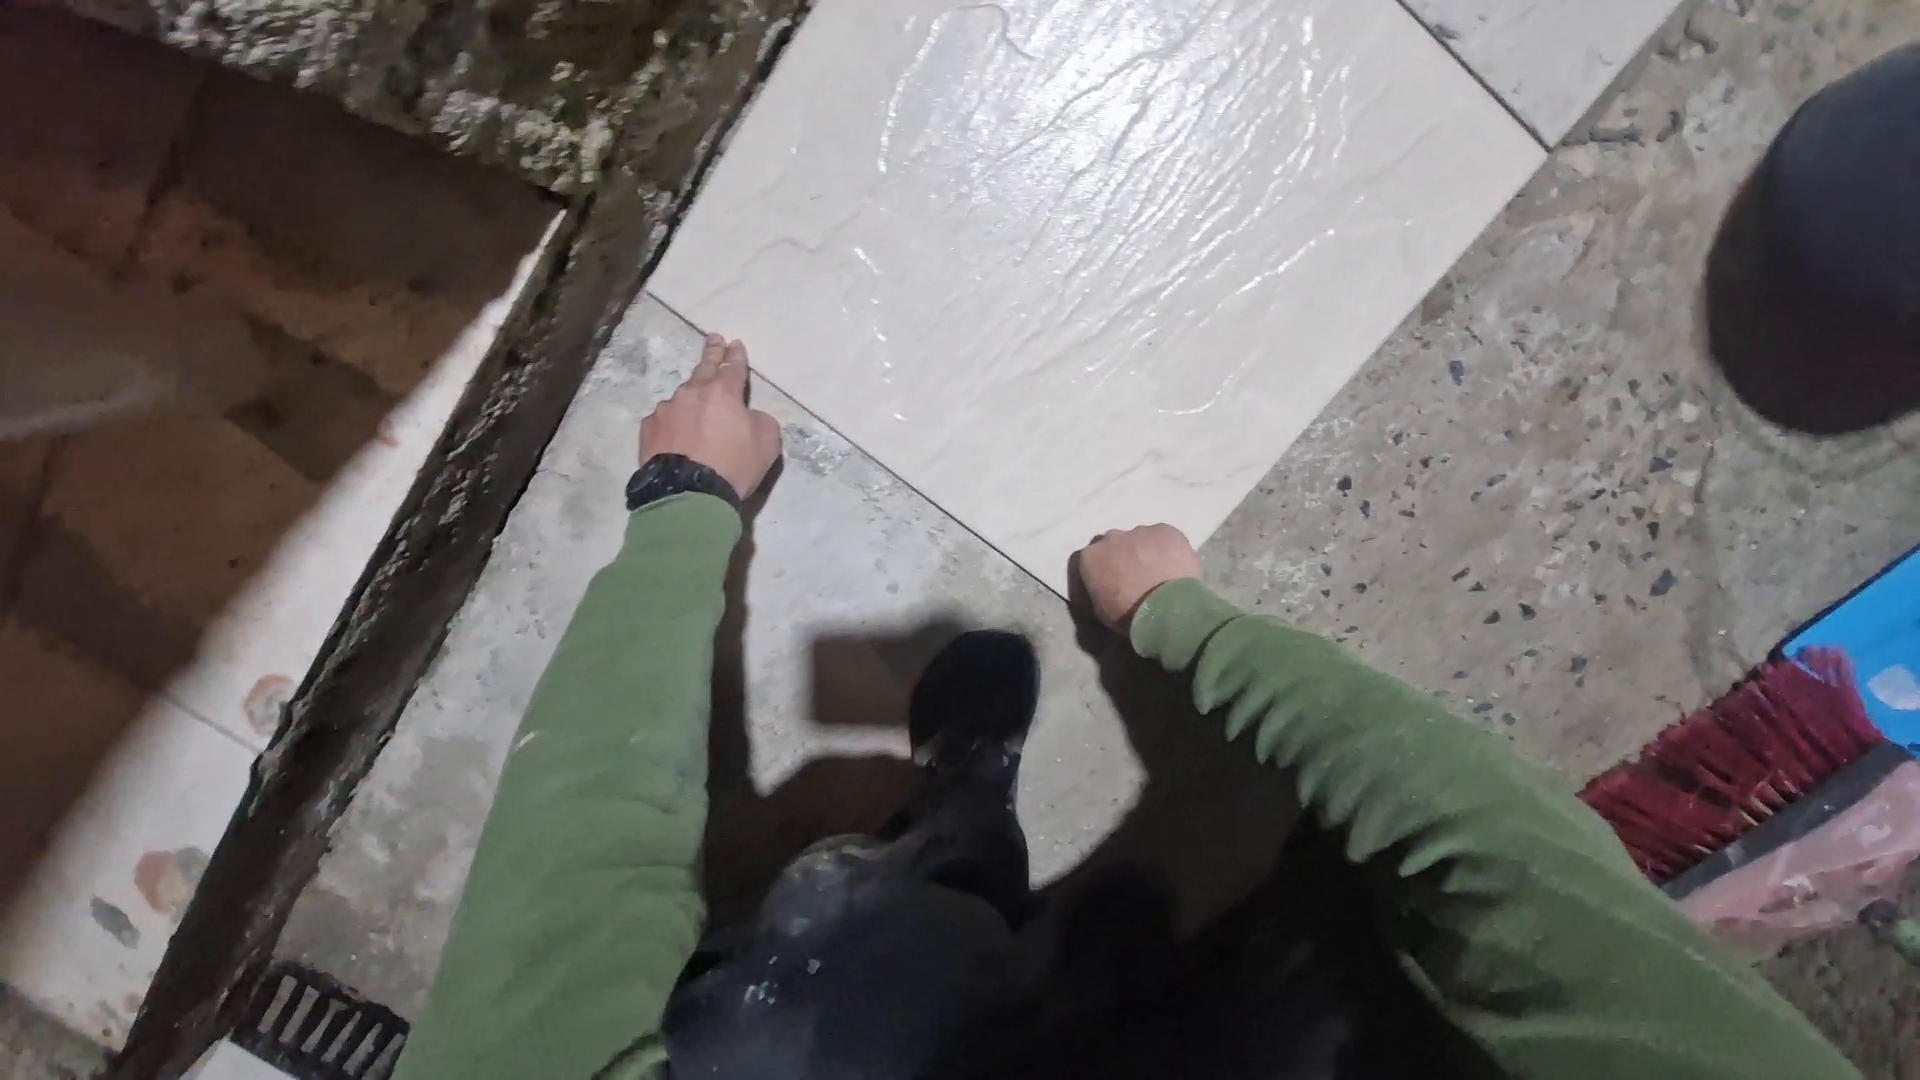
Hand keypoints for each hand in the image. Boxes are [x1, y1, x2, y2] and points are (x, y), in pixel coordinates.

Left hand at [640, 334, 781, 498]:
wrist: (689, 495)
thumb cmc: (734, 466)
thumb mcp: (768, 444)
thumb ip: (761, 421)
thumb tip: (748, 416)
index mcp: (723, 392)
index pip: (733, 367)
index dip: (736, 356)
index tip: (735, 345)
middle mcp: (691, 393)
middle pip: (703, 368)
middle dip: (711, 353)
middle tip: (713, 339)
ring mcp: (666, 410)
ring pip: (682, 398)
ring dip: (691, 400)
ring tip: (696, 413)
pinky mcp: (648, 430)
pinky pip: (665, 420)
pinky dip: (673, 424)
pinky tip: (677, 436)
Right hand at [1076, 524, 1201, 632]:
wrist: (1166, 608)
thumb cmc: (1128, 614)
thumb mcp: (1100, 609)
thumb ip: (1099, 589)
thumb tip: (1106, 586)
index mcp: (1090, 557)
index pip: (1092, 559)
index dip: (1103, 570)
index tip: (1113, 582)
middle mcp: (1111, 538)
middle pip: (1115, 543)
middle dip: (1123, 556)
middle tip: (1137, 576)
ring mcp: (1139, 531)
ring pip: (1140, 538)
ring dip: (1146, 551)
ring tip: (1160, 572)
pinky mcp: (1165, 529)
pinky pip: (1164, 536)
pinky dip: (1168, 548)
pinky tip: (1175, 565)